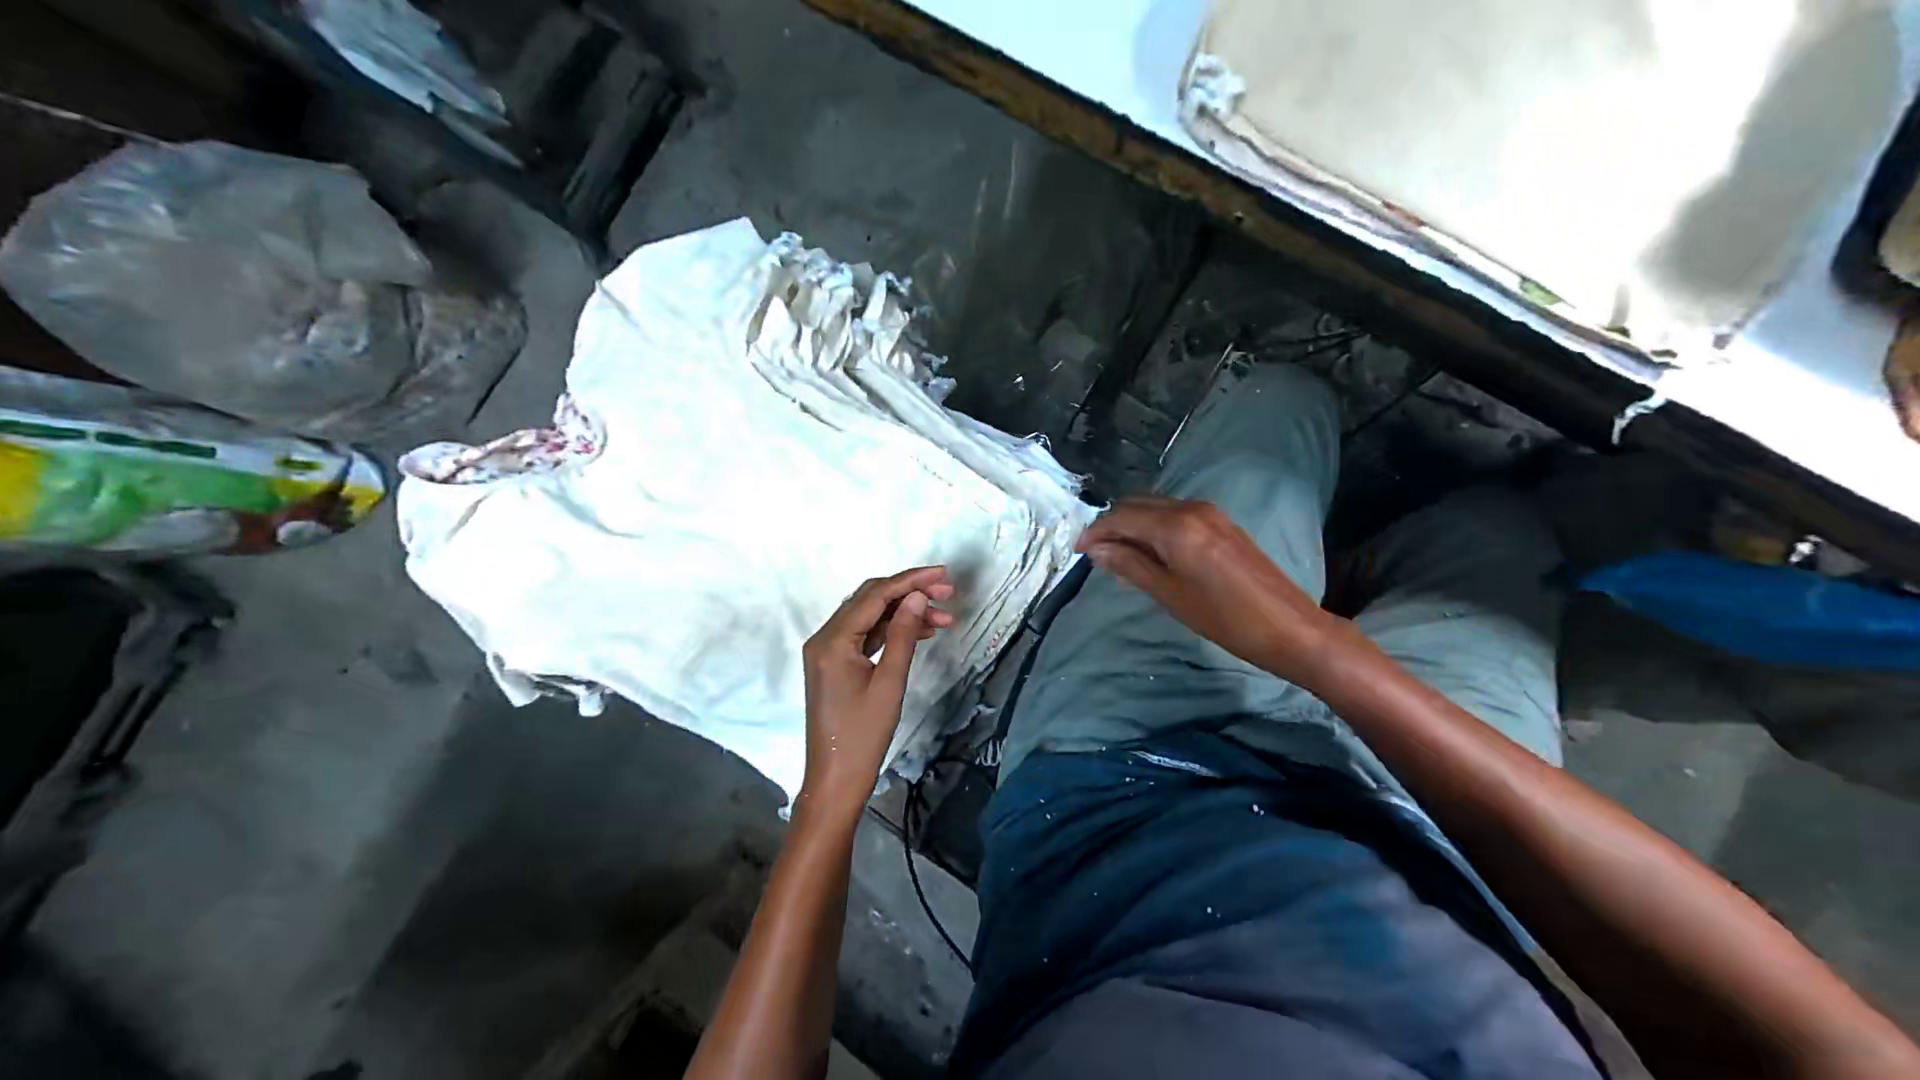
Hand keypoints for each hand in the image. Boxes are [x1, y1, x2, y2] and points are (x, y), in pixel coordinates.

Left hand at [799, 566, 955, 815]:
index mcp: (832, 641)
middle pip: (870, 600)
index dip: (910, 581)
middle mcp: (825, 638)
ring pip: (870, 617)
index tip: (943, 575)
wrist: (836, 779)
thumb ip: (902, 635)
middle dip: (909, 592)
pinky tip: (922, 631)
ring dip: (904, 613)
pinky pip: (866, 636)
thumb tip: (917, 596)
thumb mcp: (889, 683)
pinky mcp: (835, 664)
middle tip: (948, 593)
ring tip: (944, 617)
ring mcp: (828, 652)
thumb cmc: (863, 736)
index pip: (874, 596)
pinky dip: (892, 630)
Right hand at [1078, 497, 1335, 684]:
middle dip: (1113, 525)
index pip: (1122, 516)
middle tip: (1096, 555)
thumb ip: (1130, 565)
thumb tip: (1096, 549)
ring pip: (1157, 507)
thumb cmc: (1224, 618)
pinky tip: (1150, 552)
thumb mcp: (1169, 594)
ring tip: (1119, 556)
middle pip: (1138, 504)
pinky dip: (1155, 527)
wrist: (1289, 627)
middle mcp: (1191, 508)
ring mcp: (1211, 513)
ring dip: (1134, 525)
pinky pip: (1176, 515)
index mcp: (1176, 526)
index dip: (1096, 531)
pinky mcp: (1222, 523)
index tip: (1078, 552)